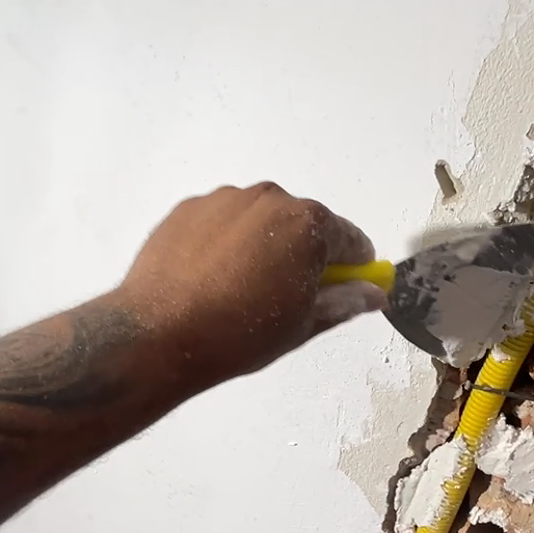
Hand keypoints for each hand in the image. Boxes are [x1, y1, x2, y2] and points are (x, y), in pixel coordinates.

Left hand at [116, 183, 386, 387]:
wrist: (159, 334)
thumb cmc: (240, 333)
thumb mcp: (304, 324)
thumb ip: (346, 301)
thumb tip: (374, 293)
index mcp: (308, 224)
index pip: (350, 239)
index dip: (354, 266)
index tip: (348, 287)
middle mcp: (270, 198)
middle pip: (305, 224)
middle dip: (306, 254)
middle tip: (290, 296)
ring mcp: (225, 199)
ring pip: (262, 221)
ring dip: (265, 246)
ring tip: (244, 290)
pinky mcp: (189, 208)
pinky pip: (224, 223)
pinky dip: (228, 244)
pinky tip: (214, 280)